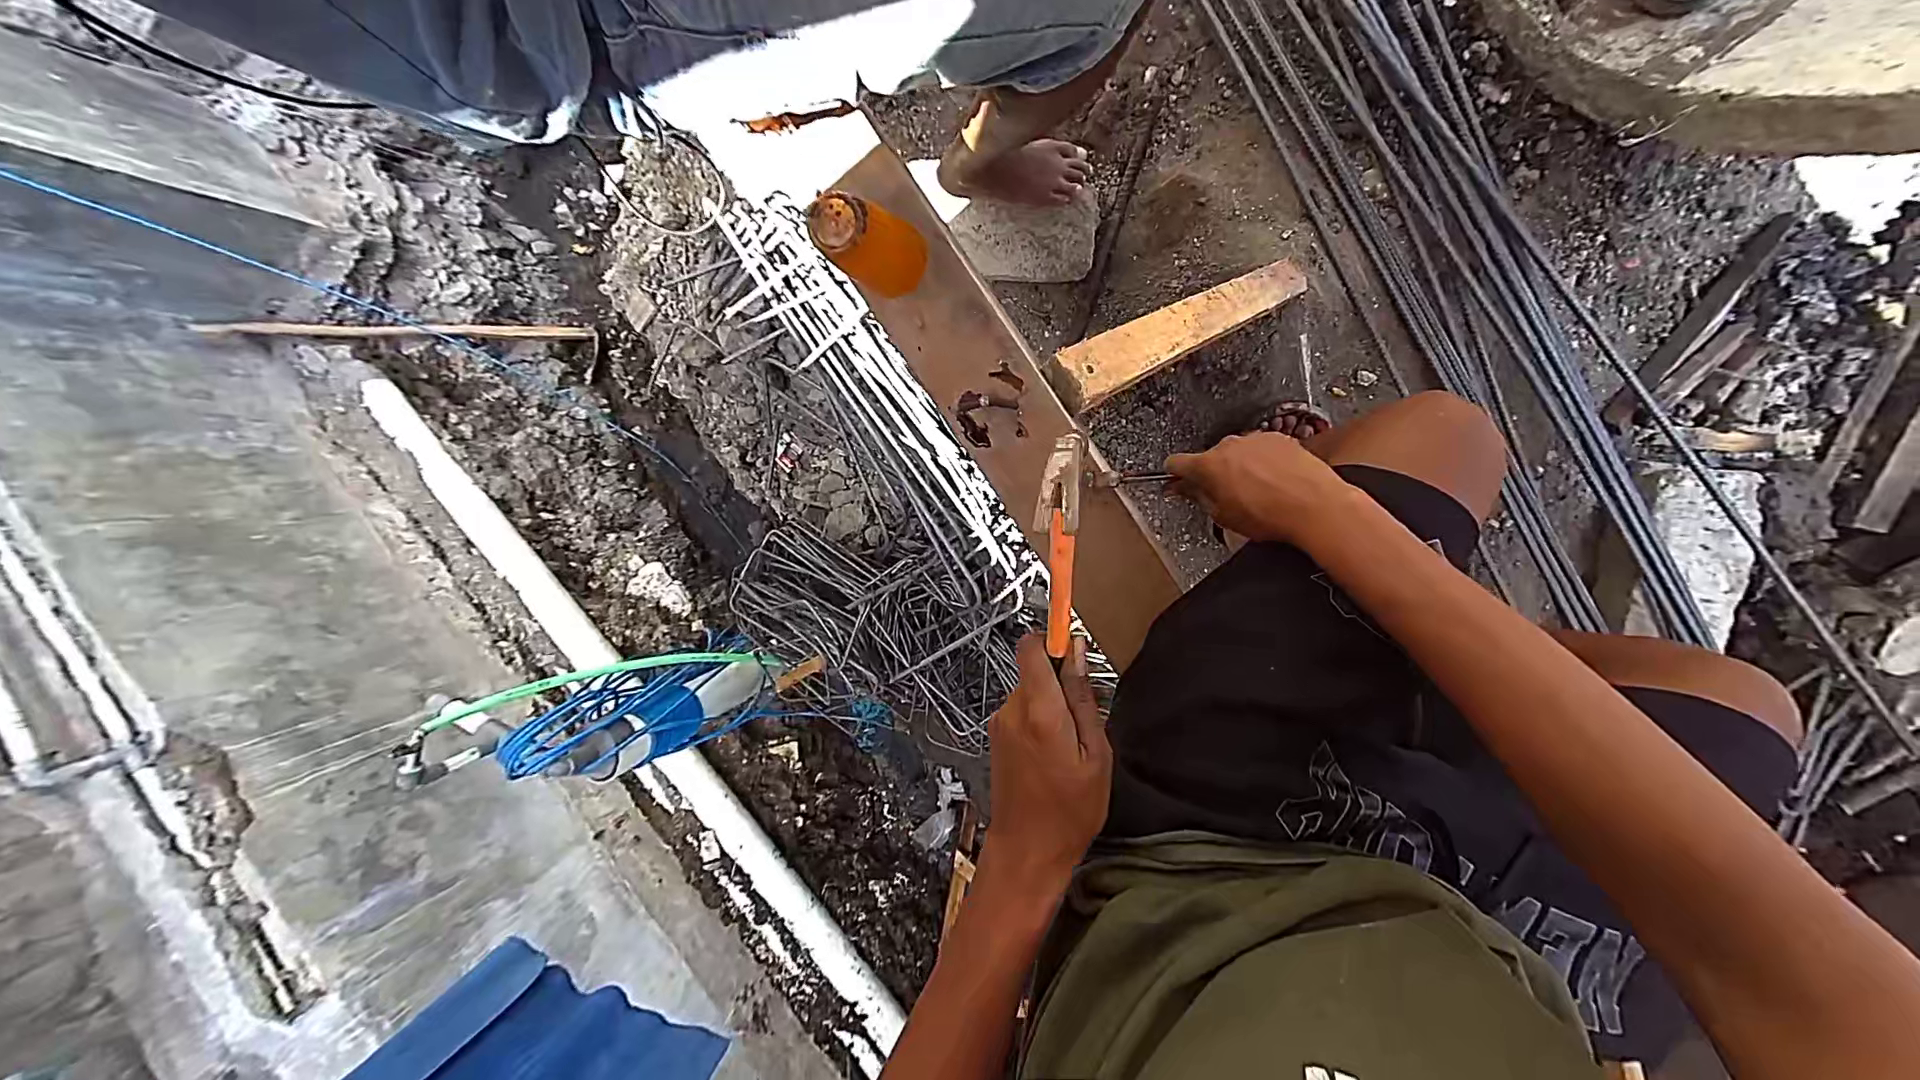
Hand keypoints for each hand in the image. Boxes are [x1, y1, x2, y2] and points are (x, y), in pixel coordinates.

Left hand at [984, 634, 1110, 882]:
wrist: (1027, 849)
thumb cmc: (1068, 810)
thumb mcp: (1095, 754)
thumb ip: (1083, 698)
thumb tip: (1077, 654)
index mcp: (1039, 710)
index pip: (1031, 647)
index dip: (1052, 638)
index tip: (1072, 644)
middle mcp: (1012, 709)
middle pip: (1035, 670)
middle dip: (1061, 682)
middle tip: (1085, 717)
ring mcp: (1000, 723)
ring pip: (1031, 691)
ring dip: (1051, 704)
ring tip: (1070, 744)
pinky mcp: (996, 735)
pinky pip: (1022, 711)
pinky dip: (1040, 720)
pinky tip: (1054, 753)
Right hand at [1165, 431, 1353, 546]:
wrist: (1316, 507)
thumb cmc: (1272, 515)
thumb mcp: (1223, 516)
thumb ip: (1197, 497)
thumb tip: (1184, 488)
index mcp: (1208, 465)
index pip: (1176, 463)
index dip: (1174, 475)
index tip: (1178, 482)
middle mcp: (1229, 446)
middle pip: (1210, 458)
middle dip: (1213, 475)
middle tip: (1225, 497)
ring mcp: (1255, 440)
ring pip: (1237, 453)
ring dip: (1240, 468)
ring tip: (1257, 493)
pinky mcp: (1279, 439)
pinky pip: (1261, 450)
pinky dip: (1263, 463)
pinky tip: (1274, 483)